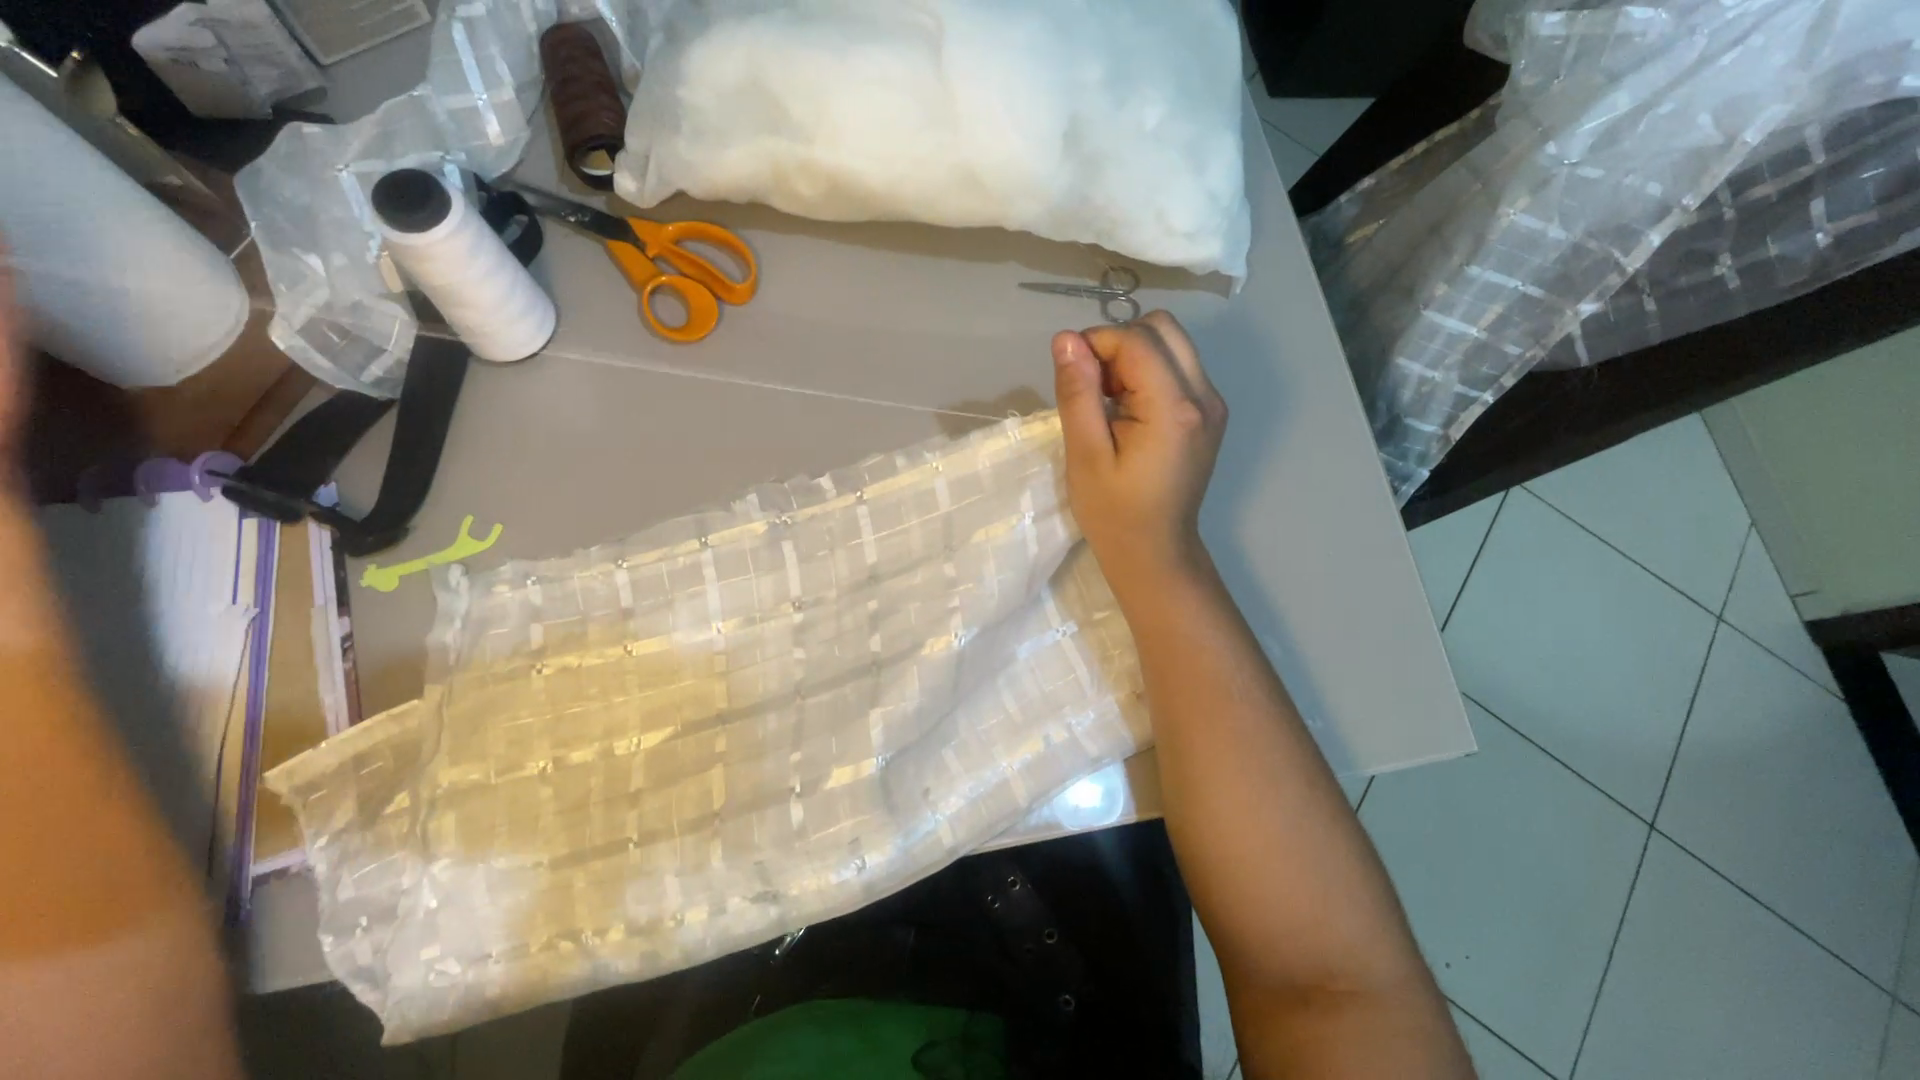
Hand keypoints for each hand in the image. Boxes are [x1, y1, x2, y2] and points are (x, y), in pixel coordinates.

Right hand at [1051, 311, 1225, 597]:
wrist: (1155, 552)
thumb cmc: (1114, 512)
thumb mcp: (1084, 455)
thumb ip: (1077, 392)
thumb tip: (1066, 339)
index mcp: (1174, 409)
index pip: (1136, 340)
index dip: (1096, 343)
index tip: (1070, 373)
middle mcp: (1203, 396)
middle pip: (1162, 328)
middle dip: (1119, 343)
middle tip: (1093, 386)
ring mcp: (1212, 403)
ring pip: (1172, 343)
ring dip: (1134, 356)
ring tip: (1109, 400)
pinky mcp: (1209, 412)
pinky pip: (1178, 366)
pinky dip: (1148, 372)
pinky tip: (1128, 410)